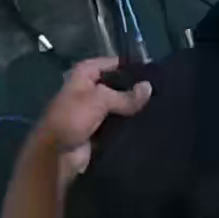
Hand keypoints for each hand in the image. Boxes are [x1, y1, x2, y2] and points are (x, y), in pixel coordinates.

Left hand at [36, 57, 151, 179]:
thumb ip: (125, 96)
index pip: (113, 63)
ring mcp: (94, 109)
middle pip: (118, 85)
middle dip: (135, 89)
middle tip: (161, 92)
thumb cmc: (73, 116)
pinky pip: (118, 122)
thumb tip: (149, 87)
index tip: (155, 73)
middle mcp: (90, 87)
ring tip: (160, 108)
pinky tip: (149, 124)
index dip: (132, 67)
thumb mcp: (100, 100)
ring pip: (120, 105)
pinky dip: (129, 123)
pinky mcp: (99, 128)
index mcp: (86, 72)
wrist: (57, 153)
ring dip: (134, 108)